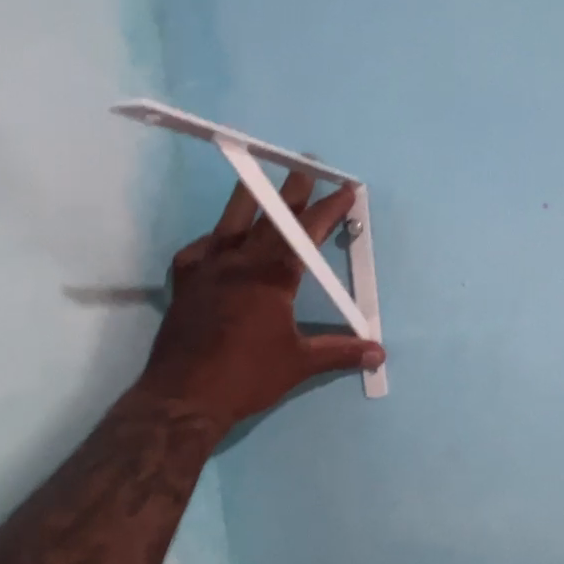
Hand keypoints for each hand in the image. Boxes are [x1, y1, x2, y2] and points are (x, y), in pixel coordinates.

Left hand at [135, 170, 384, 429]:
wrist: (184, 397)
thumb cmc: (247, 377)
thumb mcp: (299, 364)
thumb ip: (339, 351)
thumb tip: (379, 353)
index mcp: (272, 277)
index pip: (306, 234)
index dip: (328, 210)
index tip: (345, 191)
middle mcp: (239, 263)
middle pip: (270, 219)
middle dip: (292, 193)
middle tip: (305, 167)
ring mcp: (207, 270)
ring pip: (230, 224)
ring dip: (249, 200)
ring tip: (258, 181)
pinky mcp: (184, 285)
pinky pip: (199, 251)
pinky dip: (213, 242)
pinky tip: (217, 244)